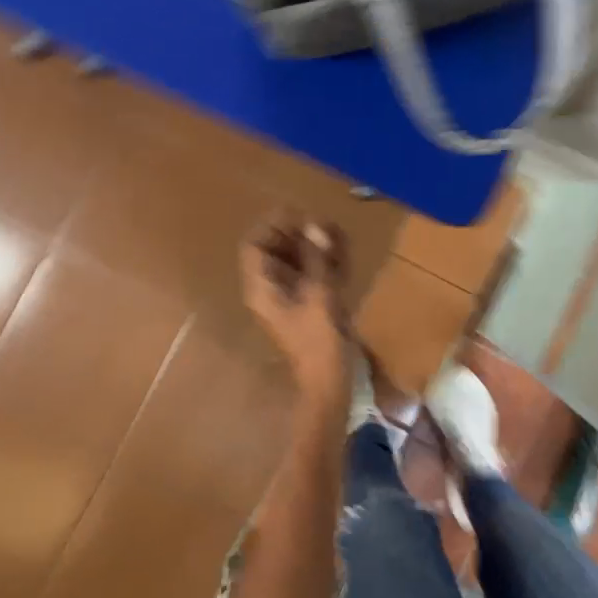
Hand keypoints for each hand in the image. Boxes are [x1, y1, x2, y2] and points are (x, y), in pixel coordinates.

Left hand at [240, 210, 352, 399]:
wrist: (330, 383)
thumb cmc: (319, 341)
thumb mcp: (319, 294)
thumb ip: (316, 258)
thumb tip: (314, 224)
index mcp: (262, 288)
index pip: (255, 246)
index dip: (273, 226)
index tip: (299, 214)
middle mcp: (271, 290)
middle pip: (275, 250)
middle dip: (298, 233)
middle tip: (324, 223)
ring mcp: (291, 299)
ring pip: (295, 261)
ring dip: (314, 246)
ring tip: (337, 235)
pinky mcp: (309, 306)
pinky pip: (312, 275)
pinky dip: (325, 263)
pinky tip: (343, 254)